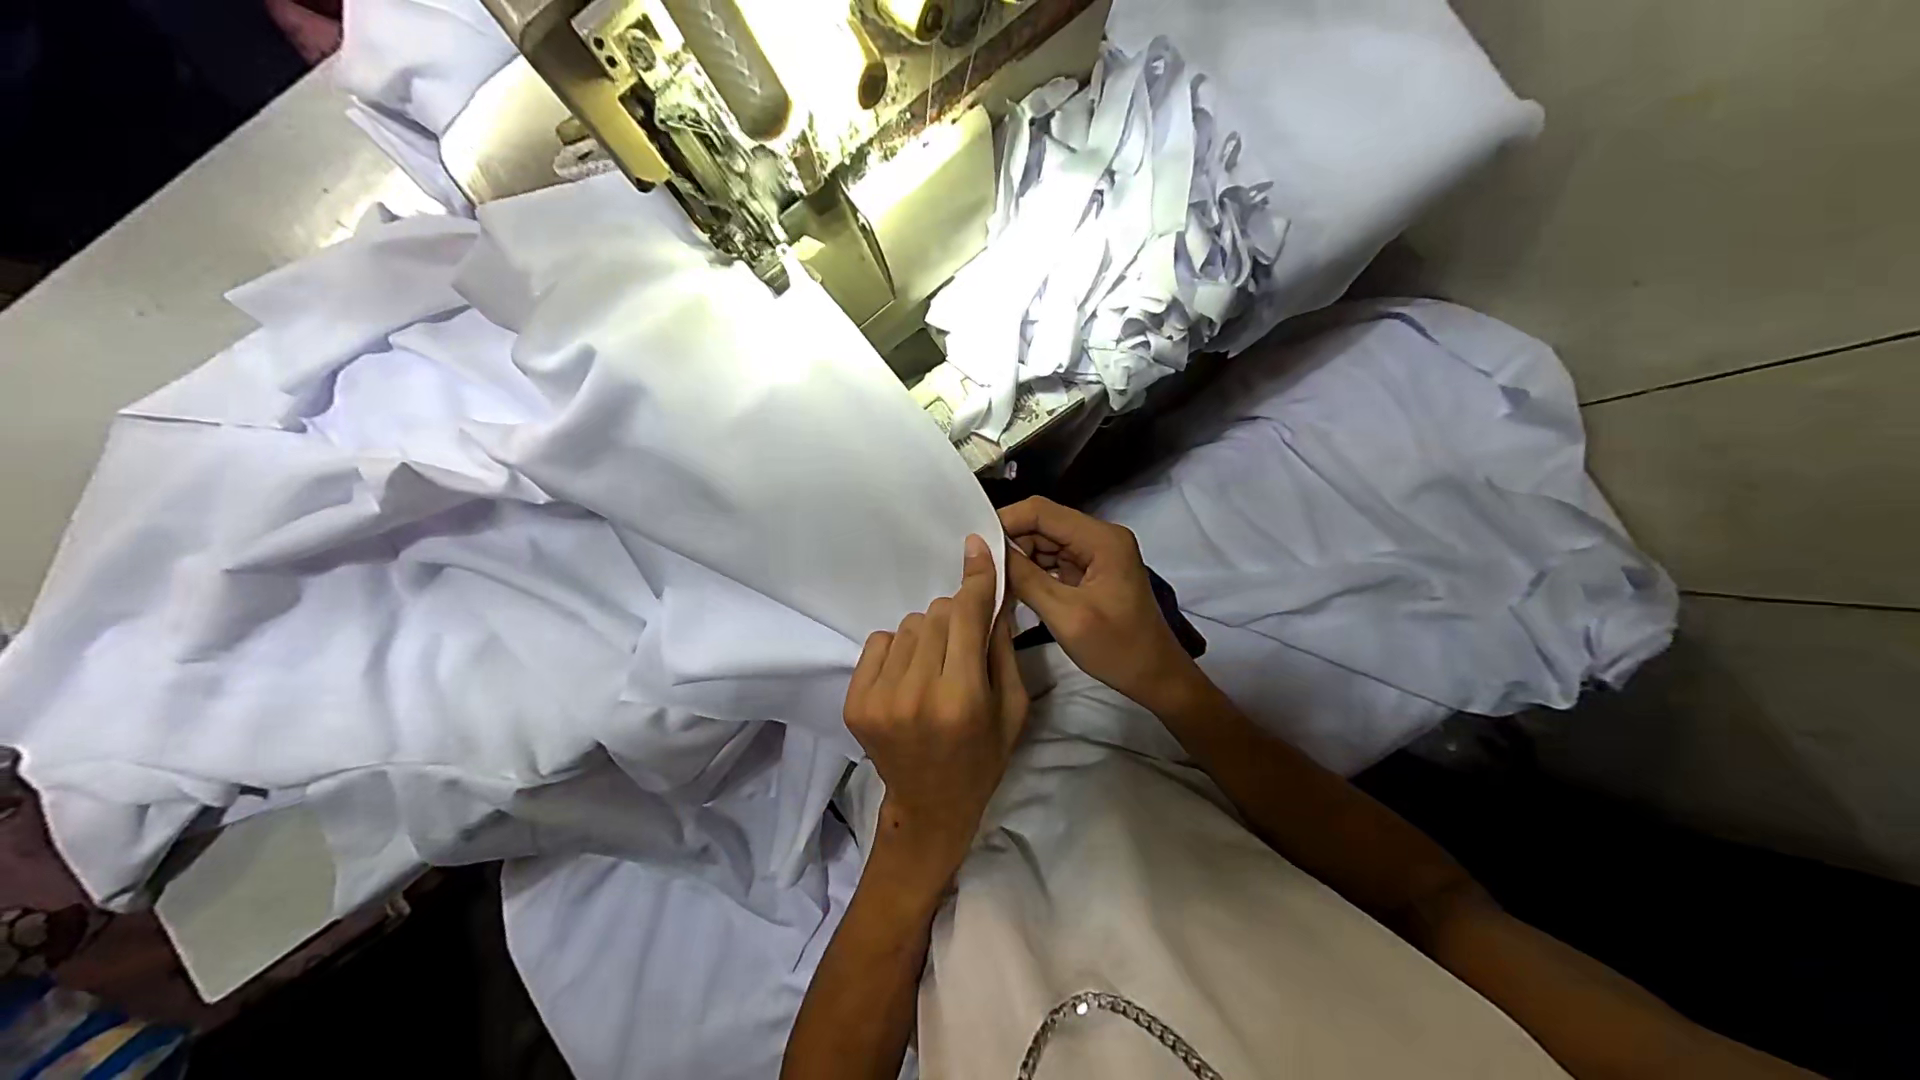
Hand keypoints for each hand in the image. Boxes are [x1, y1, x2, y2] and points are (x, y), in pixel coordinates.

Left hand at [844, 533, 1028, 884]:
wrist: (930, 806)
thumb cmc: (982, 759)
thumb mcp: (1011, 707)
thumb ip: (1002, 647)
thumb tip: (994, 592)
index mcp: (961, 698)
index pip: (967, 616)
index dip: (975, 580)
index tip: (976, 548)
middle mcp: (916, 694)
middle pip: (937, 614)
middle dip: (956, 620)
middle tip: (962, 649)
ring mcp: (879, 698)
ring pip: (910, 626)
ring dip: (928, 637)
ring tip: (935, 669)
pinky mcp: (855, 701)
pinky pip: (880, 641)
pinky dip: (899, 650)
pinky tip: (909, 678)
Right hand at [998, 497, 1199, 709]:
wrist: (1156, 677)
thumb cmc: (1117, 649)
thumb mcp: (1065, 615)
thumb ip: (1025, 578)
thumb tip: (987, 550)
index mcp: (1102, 539)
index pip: (1042, 511)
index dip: (1006, 521)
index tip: (975, 544)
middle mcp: (1101, 537)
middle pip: (1043, 524)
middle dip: (1012, 542)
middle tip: (983, 569)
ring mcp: (1097, 554)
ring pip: (1045, 542)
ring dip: (1020, 559)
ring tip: (995, 581)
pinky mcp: (1092, 571)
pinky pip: (1054, 560)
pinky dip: (1033, 572)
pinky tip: (1014, 588)